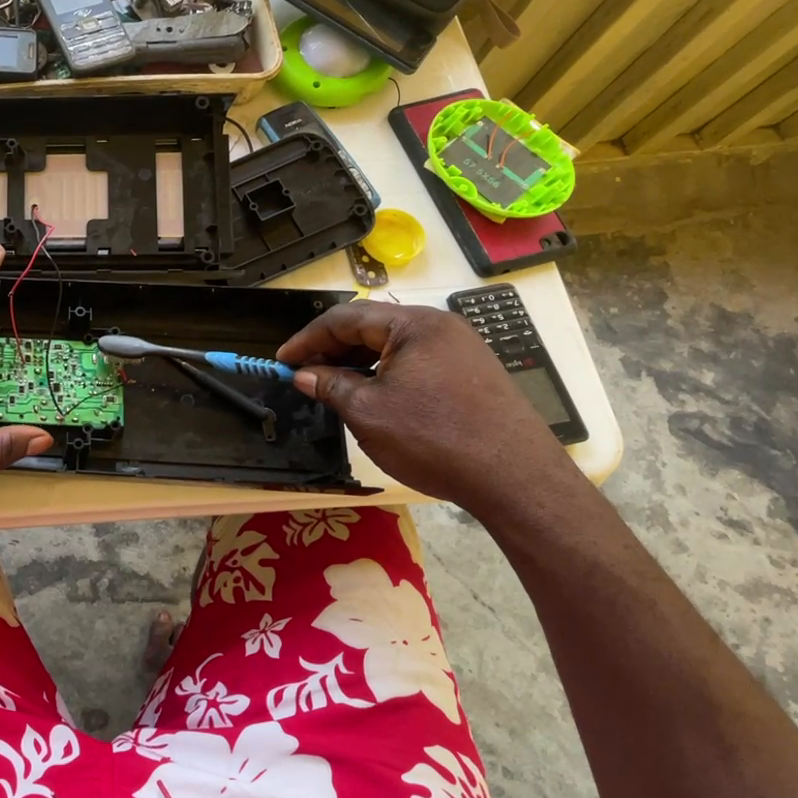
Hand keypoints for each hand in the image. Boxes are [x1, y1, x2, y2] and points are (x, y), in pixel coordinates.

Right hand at [277, 301, 575, 514]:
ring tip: (332, 386)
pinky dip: (385, 373)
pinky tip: (373, 396)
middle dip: (331, 349)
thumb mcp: (368, 412)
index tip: (281, 360)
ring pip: (393, 345)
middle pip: (371, 327)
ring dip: (357, 362)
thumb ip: (330, 385)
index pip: (345, 318)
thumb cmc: (435, 439)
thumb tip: (303, 374)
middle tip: (303, 373)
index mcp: (414, 324)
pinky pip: (416, 361)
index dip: (307, 338)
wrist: (516, 480)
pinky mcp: (472, 375)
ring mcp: (461, 350)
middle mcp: (440, 327)